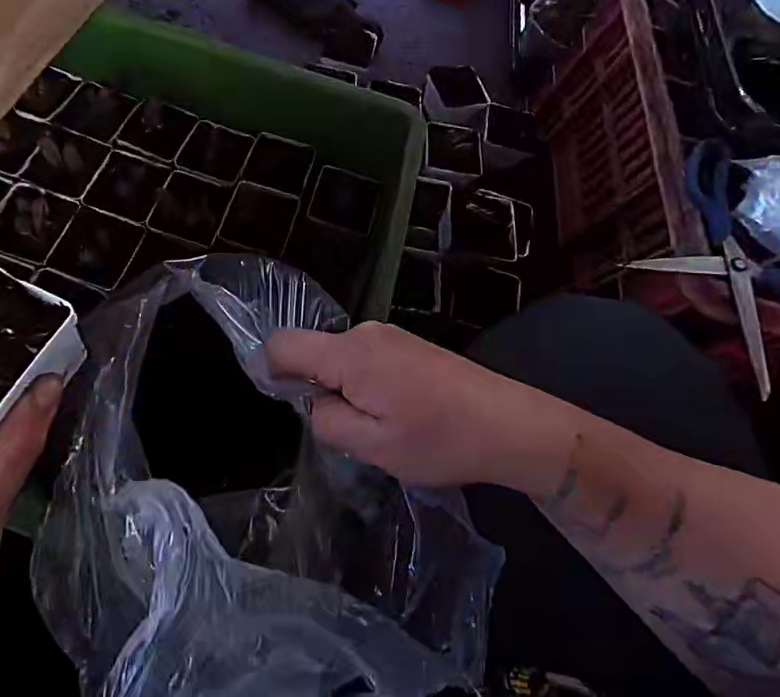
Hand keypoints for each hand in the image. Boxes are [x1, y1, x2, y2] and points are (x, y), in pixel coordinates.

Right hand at [267, 321, 582, 491]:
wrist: (508, 423)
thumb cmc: (439, 438)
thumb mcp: (372, 445)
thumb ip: (327, 420)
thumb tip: (313, 401)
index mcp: (351, 352)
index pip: (283, 343)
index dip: (271, 372)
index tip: (288, 407)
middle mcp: (368, 333)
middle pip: (315, 354)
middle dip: (321, 393)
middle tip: (356, 433)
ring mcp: (393, 336)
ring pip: (343, 362)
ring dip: (349, 395)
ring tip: (386, 429)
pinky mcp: (410, 346)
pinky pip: (368, 363)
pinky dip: (370, 389)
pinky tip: (402, 416)